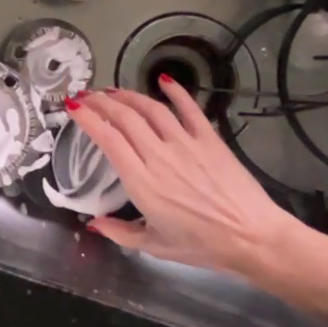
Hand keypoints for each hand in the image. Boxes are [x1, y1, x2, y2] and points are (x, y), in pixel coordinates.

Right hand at [65, 80, 306, 278]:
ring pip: (151, 109)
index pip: (107, 140)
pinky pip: (190, 110)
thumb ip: (120, 233)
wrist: (255, 239)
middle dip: (100, 101)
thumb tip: (92, 223)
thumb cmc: (203, 246)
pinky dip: (176, 91)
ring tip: (113, 91)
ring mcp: (186, 145)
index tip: (73, 107)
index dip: (87, 118)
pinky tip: (163, 79)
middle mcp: (159, 157)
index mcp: (141, 183)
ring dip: (128, 95)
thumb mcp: (156, 247)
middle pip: (124, 118)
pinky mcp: (210, 140)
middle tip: (86, 95)